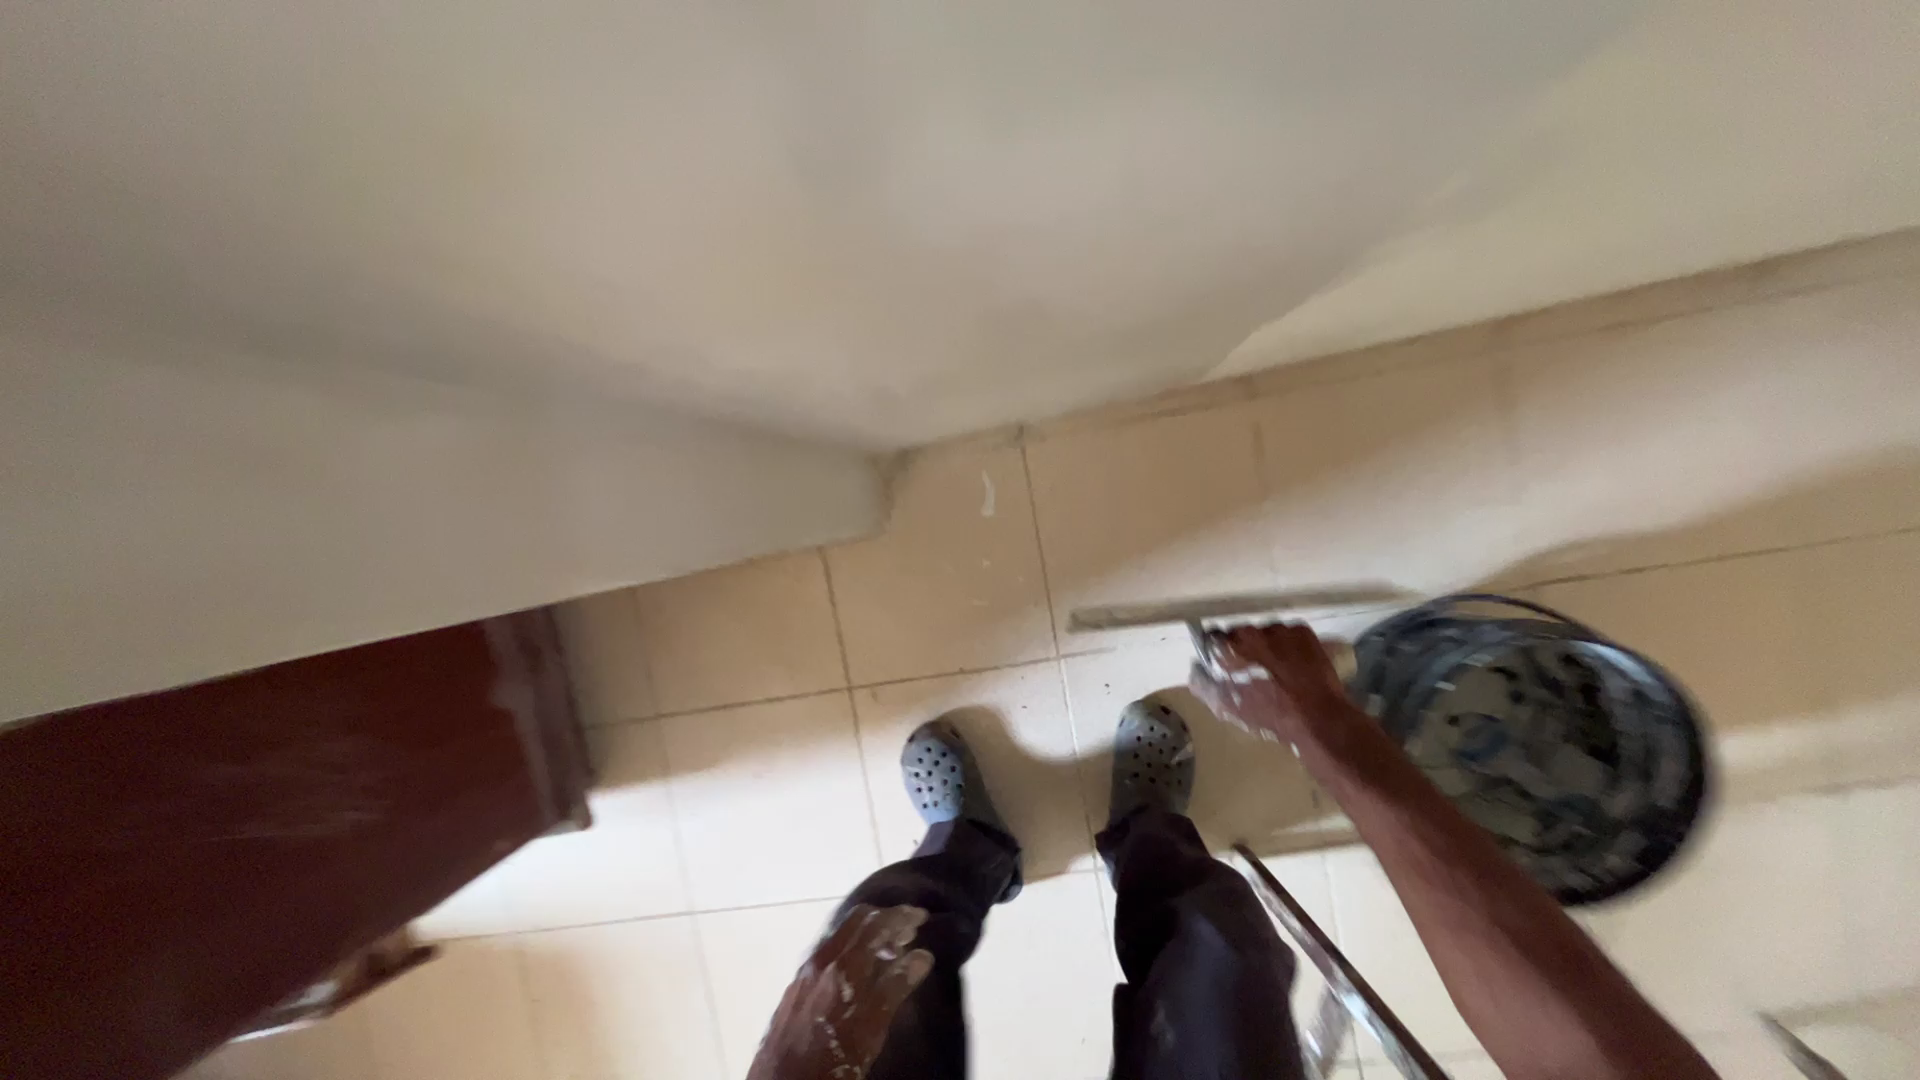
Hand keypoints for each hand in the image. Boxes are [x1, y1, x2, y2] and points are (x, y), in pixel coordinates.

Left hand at [747, 904, 934, 1079]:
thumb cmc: (830, 1065)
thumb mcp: (870, 1033)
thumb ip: (894, 990)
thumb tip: (921, 957)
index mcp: (841, 967)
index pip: (875, 924)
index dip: (901, 916)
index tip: (921, 916)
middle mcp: (820, 959)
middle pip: (856, 920)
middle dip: (885, 918)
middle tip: (909, 928)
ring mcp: (805, 971)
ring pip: (841, 934)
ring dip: (868, 932)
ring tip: (892, 947)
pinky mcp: (796, 985)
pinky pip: (829, 950)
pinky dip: (851, 947)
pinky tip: (862, 967)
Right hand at [1189, 622, 1355, 744]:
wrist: (1320, 718)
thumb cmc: (1271, 714)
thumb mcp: (1233, 708)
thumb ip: (1206, 688)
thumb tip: (1194, 673)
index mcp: (1232, 645)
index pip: (1216, 638)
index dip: (1219, 651)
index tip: (1224, 663)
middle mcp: (1254, 630)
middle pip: (1242, 633)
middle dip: (1244, 648)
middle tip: (1251, 668)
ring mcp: (1281, 628)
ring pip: (1266, 633)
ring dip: (1267, 645)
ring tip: (1275, 667)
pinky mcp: (1304, 632)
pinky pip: (1288, 634)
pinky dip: (1288, 645)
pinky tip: (1293, 664)